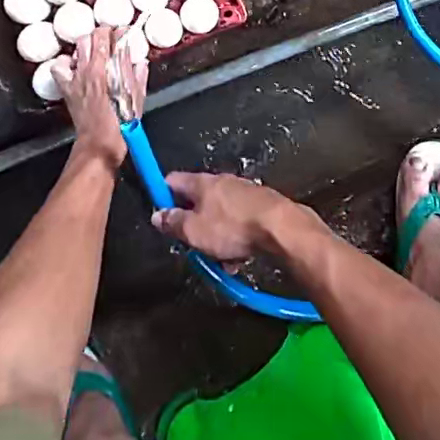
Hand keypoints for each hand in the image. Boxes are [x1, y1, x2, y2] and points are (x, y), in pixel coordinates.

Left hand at [53, 27, 144, 171]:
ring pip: (78, 46)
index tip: (125, 33)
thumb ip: (138, 76)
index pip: (112, 37)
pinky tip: (75, 66)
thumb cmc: (121, 125)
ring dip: (87, 44)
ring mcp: (76, 77)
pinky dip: (66, 62)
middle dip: (103, 34)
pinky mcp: (67, 87)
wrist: (99, 144)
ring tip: (94, 51)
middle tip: (111, 39)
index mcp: (109, 70)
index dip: (120, 32)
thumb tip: (140, 62)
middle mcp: (90, 69)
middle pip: (94, 36)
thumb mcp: (137, 98)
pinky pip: (60, 66)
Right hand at [152, 172, 306, 261]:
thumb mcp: (194, 231)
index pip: (172, 180)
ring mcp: (243, 192)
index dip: (162, 195)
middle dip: (193, 224)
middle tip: (193, 245)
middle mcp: (222, 181)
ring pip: (220, 215)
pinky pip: (239, 222)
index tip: (161, 214)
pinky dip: (236, 238)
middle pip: (197, 200)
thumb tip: (158, 215)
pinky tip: (240, 257)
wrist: (281, 229)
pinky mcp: (261, 206)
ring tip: (222, 259)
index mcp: (201, 182)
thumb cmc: (233, 228)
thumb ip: (174, 223)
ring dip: (216, 236)